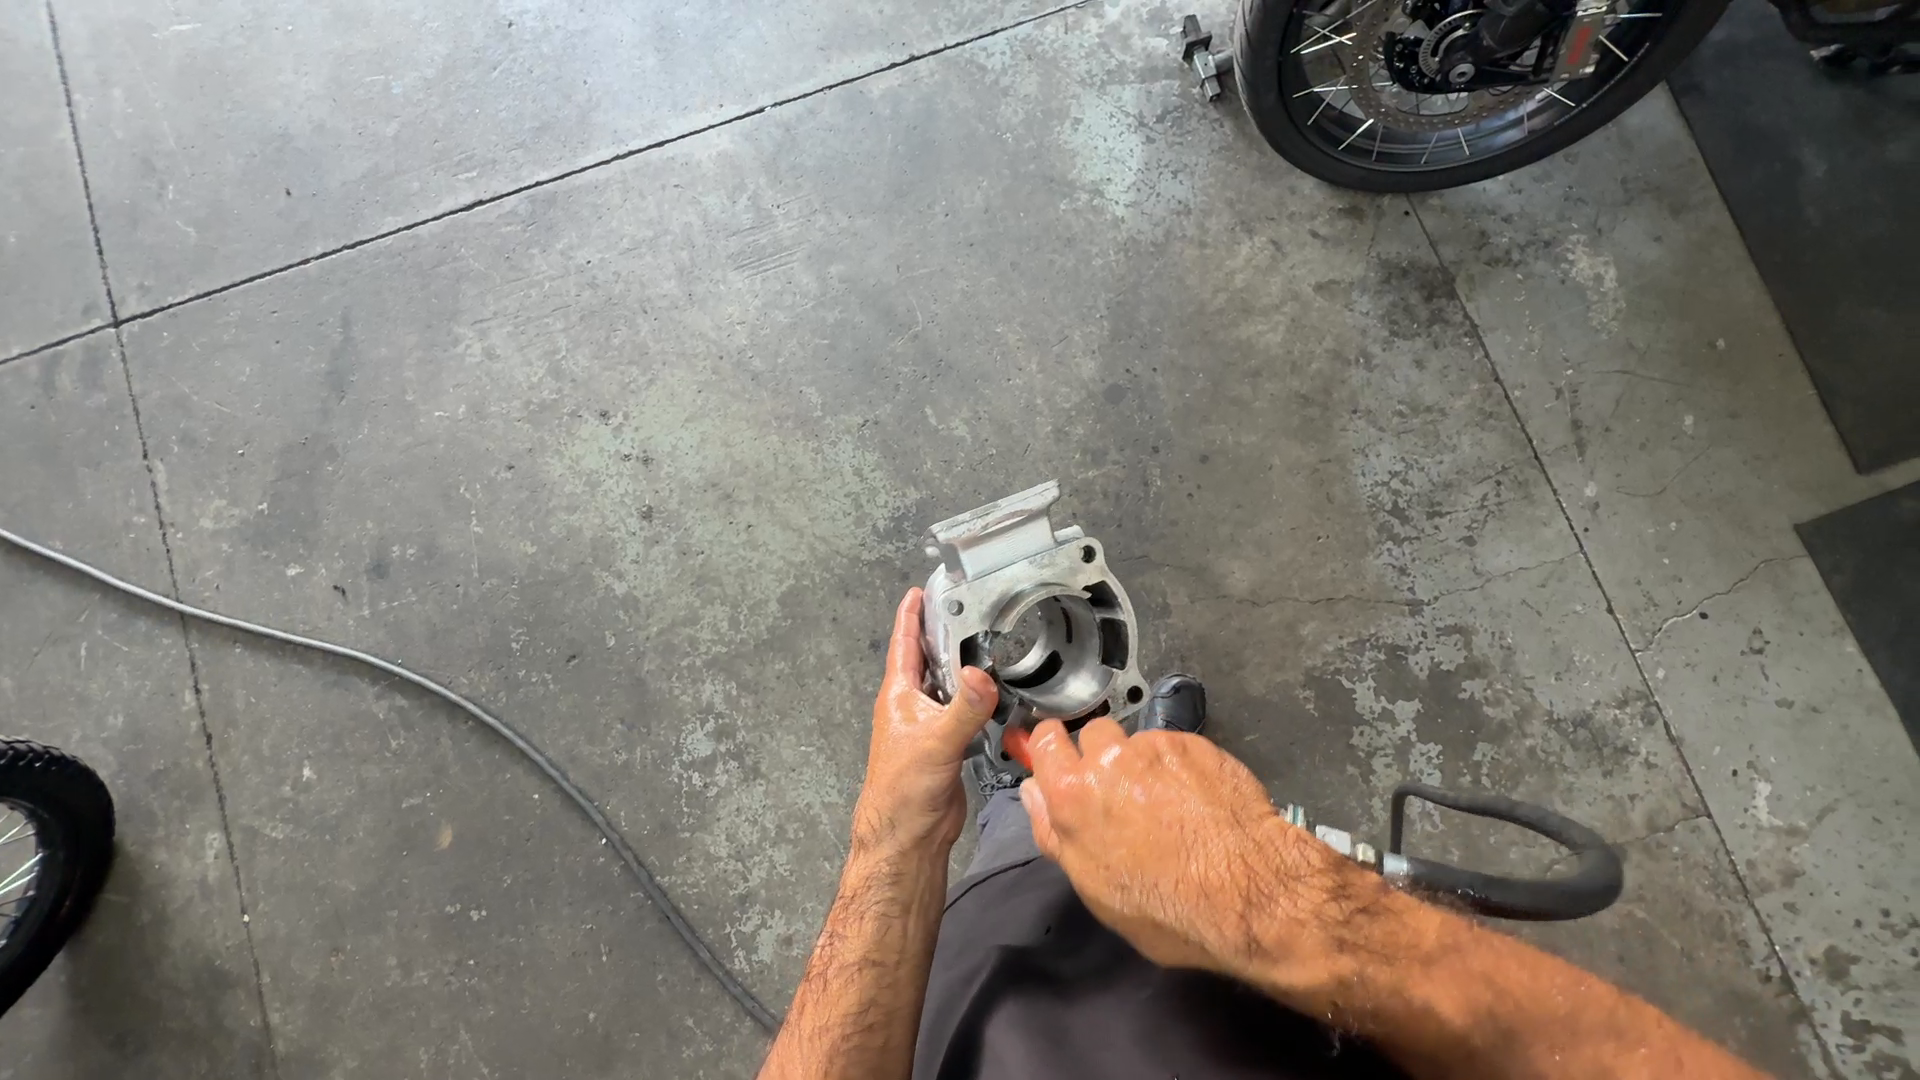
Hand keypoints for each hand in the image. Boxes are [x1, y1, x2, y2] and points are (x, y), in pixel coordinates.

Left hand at [851, 588, 998, 856]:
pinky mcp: (946, 743)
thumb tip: (982, 674)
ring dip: (961, 664)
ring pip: (946, 684)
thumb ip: (963, 709)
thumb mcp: (936, 742)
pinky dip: (975, 696)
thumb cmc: (905, 788)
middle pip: (927, 658)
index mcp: (898, 695)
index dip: (911, 614)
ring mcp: (928, 724)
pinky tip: (994, 690)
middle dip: (942, 632)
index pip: (903, 643)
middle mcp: (911, 704)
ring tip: (986, 641)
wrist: (908, 836)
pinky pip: (961, 709)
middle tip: (965, 608)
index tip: (920, 590)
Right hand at [1022, 717, 1379, 983]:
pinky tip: (1201, 799)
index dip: (1054, 747)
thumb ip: (1054, 832)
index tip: (1065, 758)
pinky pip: (1175, 747)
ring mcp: (1153, 747)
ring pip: (1137, 742)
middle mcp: (1107, 759)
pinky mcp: (1193, 743)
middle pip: (1093, 735)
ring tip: (1173, 803)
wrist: (1251, 894)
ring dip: (1145, 763)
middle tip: (1127, 793)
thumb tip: (1033, 791)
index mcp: (1072, 794)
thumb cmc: (1165, 907)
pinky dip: (1182, 766)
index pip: (1045, 739)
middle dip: (1105, 756)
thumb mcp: (1094, 888)